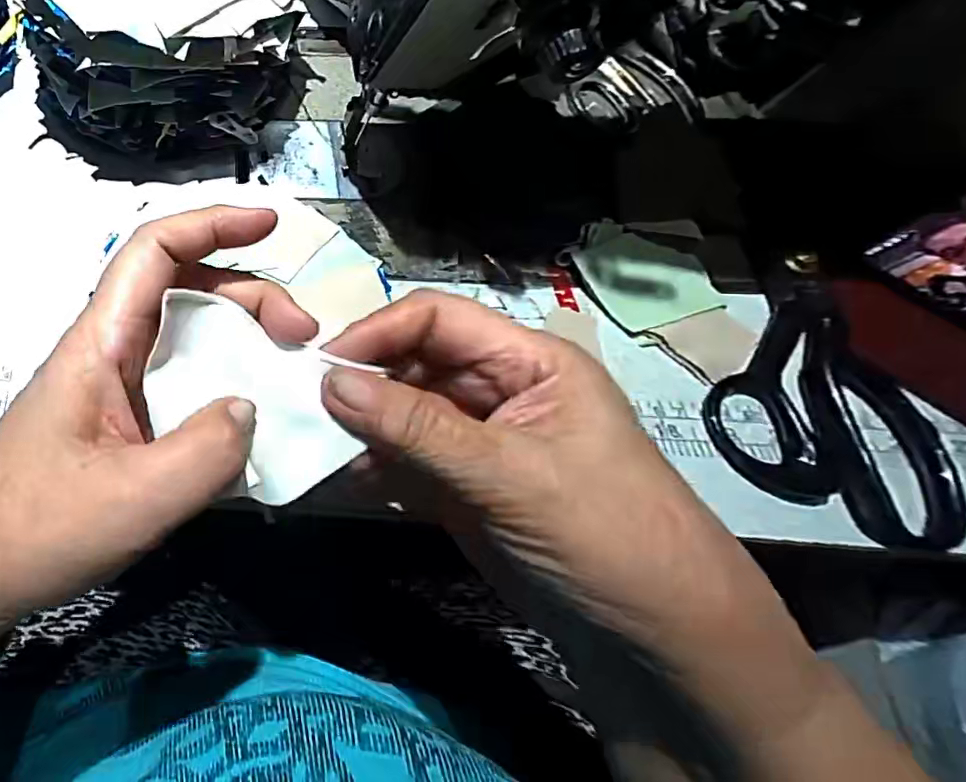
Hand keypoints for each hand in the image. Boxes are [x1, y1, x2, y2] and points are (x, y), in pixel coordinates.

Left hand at [0, 206, 317, 668]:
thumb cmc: (34, 532)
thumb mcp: (132, 500)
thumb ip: (205, 454)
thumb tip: (251, 406)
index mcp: (101, 342)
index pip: (154, 250)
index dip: (212, 223)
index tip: (269, 225)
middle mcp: (113, 349)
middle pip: (188, 287)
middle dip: (251, 295)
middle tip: (302, 337)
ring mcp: (121, 385)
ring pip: (192, 332)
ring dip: (246, 335)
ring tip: (290, 367)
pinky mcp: (129, 420)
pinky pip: (189, 378)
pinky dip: (230, 378)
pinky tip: (259, 413)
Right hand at [319, 291, 831, 722]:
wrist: (661, 647)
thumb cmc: (605, 535)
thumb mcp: (511, 475)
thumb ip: (417, 428)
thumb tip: (329, 382)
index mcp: (527, 359)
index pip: (438, 319)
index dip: (378, 332)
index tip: (322, 364)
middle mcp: (497, 387)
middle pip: (413, 362)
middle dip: (363, 382)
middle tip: (304, 408)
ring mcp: (476, 439)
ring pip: (402, 412)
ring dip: (360, 427)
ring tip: (312, 445)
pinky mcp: (462, 486)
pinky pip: (405, 460)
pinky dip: (372, 466)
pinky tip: (339, 478)